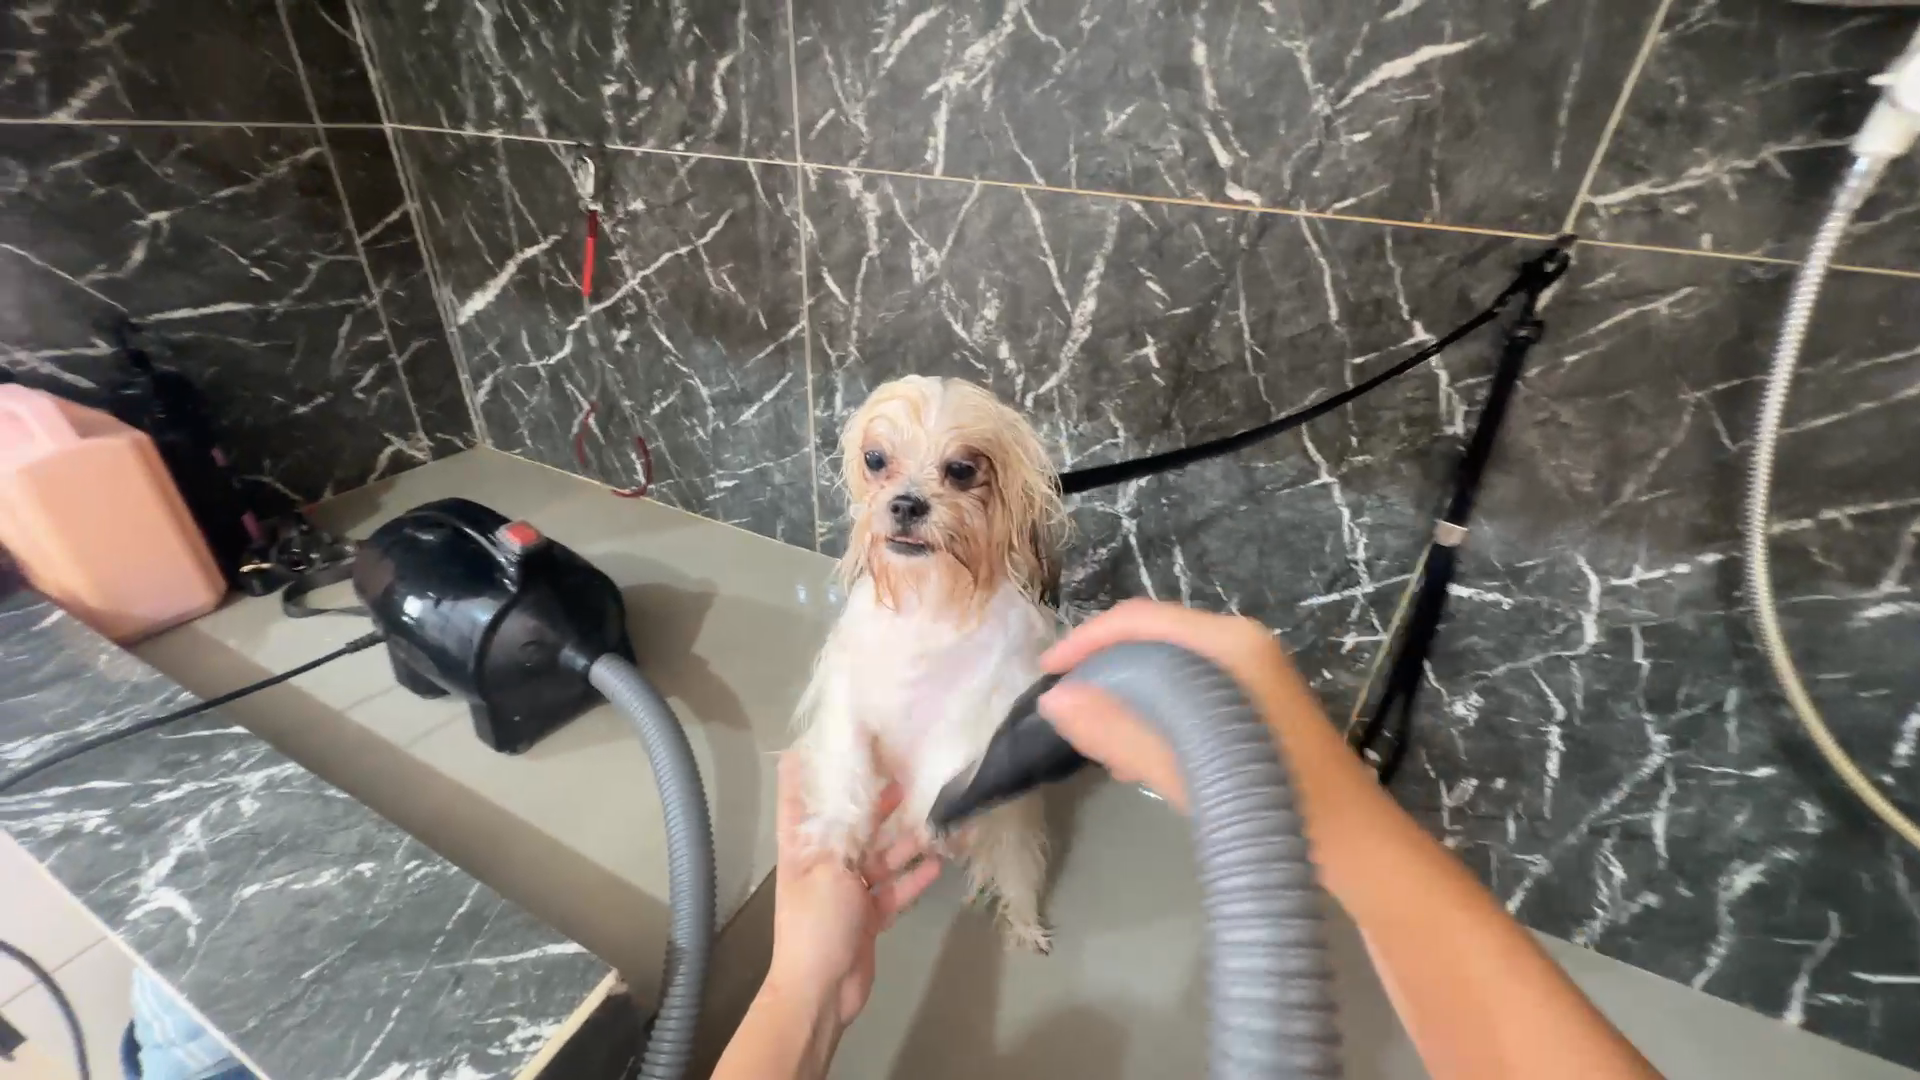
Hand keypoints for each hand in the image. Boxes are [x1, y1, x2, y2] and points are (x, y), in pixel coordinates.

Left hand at [769, 752, 942, 1027]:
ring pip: (880, 855)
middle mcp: (824, 863)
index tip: (816, 741)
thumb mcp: (830, 868)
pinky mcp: (869, 913)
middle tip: (903, 774)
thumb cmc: (817, 922)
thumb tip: (864, 793)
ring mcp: (848, 889)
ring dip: (904, 840)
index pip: (797, 799)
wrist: (820, 991)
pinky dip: (914, 877)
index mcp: (802, 848)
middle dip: (874, 801)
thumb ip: (850, 831)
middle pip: (850, 824)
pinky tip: (938, 862)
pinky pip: (895, 888)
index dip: (802, 770)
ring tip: (931, 818)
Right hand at [1036, 599, 1326, 812]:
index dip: (1086, 640)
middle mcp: (1238, 642)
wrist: (1359, 847)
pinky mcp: (1250, 697)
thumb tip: (1053, 701)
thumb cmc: (1277, 803)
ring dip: (1127, 693)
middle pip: (1150, 637)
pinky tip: (1140, 752)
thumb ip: (1120, 732)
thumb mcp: (1189, 768)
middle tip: (1070, 709)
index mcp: (1228, 644)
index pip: (1139, 620)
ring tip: (1101, 739)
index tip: (1047, 672)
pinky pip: (1185, 686)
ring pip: (1165, 664)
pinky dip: (1154, 709)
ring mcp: (1248, 669)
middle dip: (1104, 669)